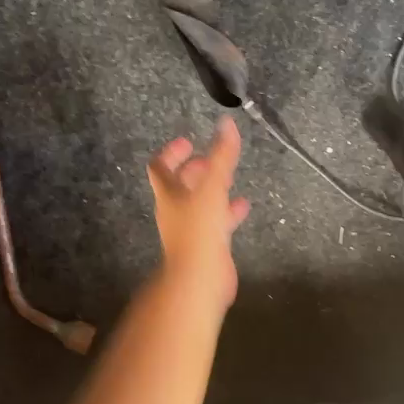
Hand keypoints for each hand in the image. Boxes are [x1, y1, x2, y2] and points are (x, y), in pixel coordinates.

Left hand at [148, 116, 251, 307]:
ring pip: (199, 203)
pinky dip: (227, 211)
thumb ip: (221, 156)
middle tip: (209, 159)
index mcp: (169, 195)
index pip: (160, 167)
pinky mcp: (206, 245)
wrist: (200, 279)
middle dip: (194, 170)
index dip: (171, 152)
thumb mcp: (212, 188)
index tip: (188, 141)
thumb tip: (227, 124)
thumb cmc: (199, 230)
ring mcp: (190, 229)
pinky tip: (243, 206)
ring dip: (212, 189)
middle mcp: (175, 211)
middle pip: (180, 185)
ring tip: (229, 178)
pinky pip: (216, 222)